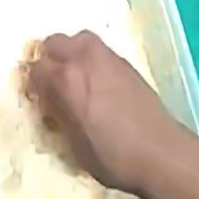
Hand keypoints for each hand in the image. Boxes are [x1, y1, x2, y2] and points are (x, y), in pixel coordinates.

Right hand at [28, 30, 194, 196]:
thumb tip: (50, 103)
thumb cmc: (114, 157)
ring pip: (76, 40)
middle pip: (52, 44)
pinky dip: (91, 59)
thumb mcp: (74, 145)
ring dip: (71, 54)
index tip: (41, 100)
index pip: (35, 69)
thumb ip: (57, 116)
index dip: (35, 85)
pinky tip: (99, 82)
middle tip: (56, 84)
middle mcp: (81, 58)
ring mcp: (104, 55)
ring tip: (78, 78)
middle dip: (50, 61)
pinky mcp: (123, 60)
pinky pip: (96, 49)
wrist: (163, 154)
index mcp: (65, 79)